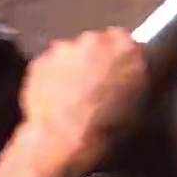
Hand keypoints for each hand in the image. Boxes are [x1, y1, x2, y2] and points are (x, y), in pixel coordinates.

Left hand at [16, 28, 149, 176]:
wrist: (63, 138)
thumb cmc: (108, 127)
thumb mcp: (138, 103)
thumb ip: (134, 77)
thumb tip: (127, 75)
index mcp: (125, 47)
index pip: (127, 44)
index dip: (120, 60)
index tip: (117, 74)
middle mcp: (93, 39)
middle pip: (96, 44)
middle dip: (95, 59)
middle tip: (93, 84)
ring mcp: (62, 48)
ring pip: (70, 53)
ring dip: (71, 67)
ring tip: (70, 93)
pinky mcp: (38, 60)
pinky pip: (48, 65)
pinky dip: (51, 76)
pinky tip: (52, 97)